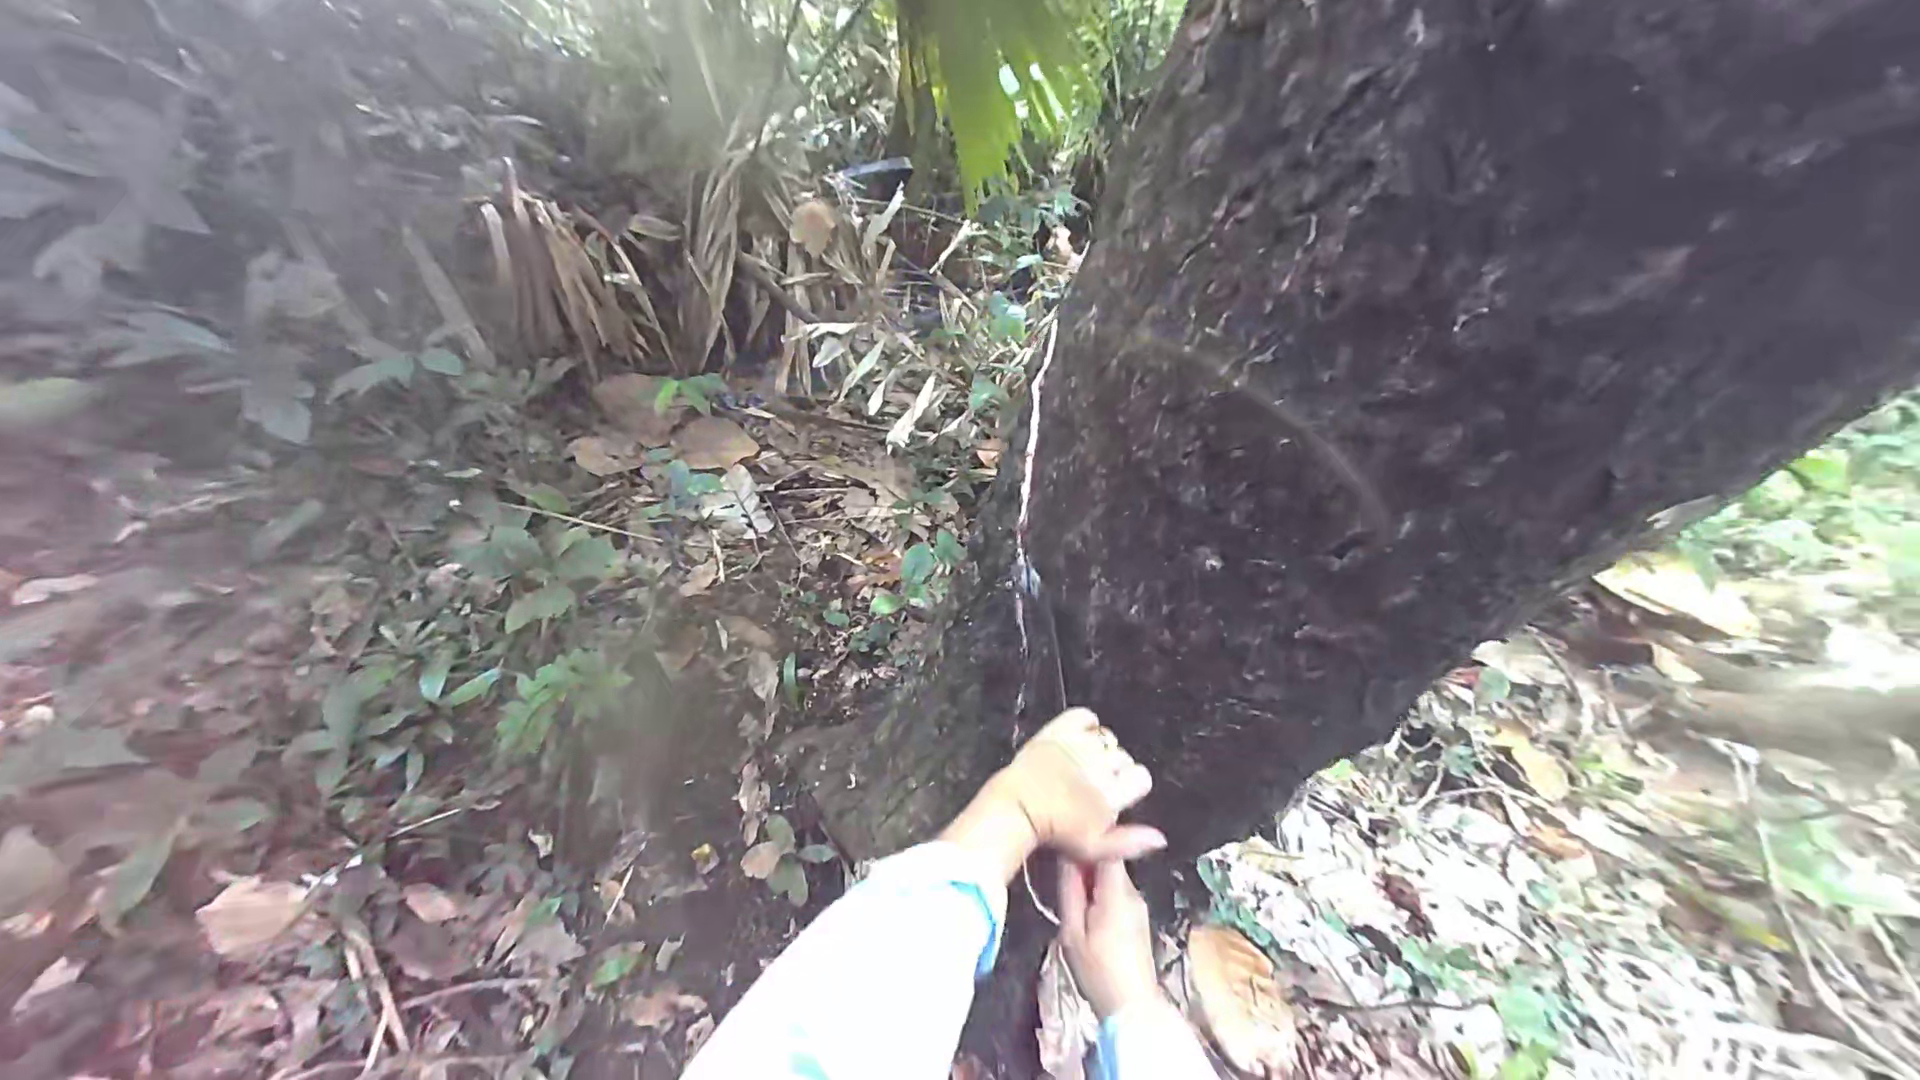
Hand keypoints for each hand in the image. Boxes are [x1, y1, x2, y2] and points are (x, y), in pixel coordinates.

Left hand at [939, 709, 1165, 880]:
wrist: (1016, 809)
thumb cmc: (1053, 832)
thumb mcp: (1094, 849)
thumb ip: (1130, 842)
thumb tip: (1159, 838)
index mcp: (1111, 795)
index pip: (1141, 777)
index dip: (1132, 784)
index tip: (1118, 790)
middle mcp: (1099, 767)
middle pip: (1123, 758)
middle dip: (1114, 769)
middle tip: (1095, 781)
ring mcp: (1078, 746)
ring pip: (1106, 738)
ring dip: (1100, 748)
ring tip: (1086, 761)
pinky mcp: (1059, 731)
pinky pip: (1083, 715)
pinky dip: (1087, 722)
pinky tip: (1082, 734)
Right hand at [1058, 860, 1164, 1019]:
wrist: (1134, 1012)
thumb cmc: (1099, 974)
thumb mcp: (1072, 932)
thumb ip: (1070, 890)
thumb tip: (1066, 857)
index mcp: (1117, 893)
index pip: (1107, 848)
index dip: (1086, 843)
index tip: (1067, 848)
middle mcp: (1133, 893)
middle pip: (1108, 861)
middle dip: (1086, 865)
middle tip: (1064, 880)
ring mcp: (1138, 905)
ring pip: (1111, 877)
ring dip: (1092, 881)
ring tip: (1075, 901)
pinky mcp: (1139, 918)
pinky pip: (1117, 893)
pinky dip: (1101, 896)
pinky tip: (1090, 916)